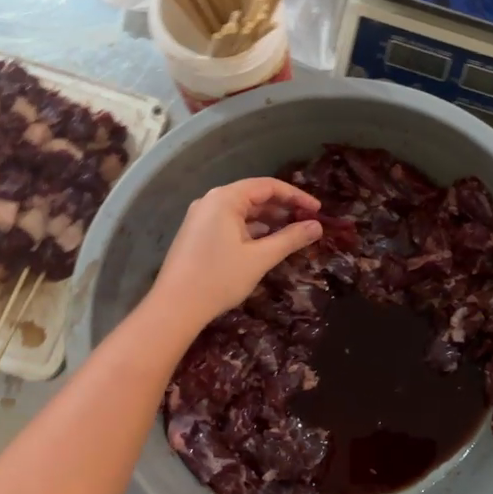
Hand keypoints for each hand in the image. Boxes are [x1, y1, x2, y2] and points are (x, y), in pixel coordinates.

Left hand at [147, 177, 322, 331]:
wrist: (175, 306)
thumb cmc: (219, 278)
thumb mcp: (260, 258)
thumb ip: (290, 239)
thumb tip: (317, 226)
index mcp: (225, 199)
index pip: (267, 186)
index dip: (296, 196)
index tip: (317, 210)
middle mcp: (211, 201)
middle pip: (254, 196)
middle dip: (282, 208)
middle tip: (307, 222)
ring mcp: (201, 217)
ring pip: (242, 211)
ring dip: (268, 220)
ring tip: (291, 233)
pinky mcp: (197, 234)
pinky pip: (230, 223)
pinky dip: (251, 229)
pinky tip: (265, 243)